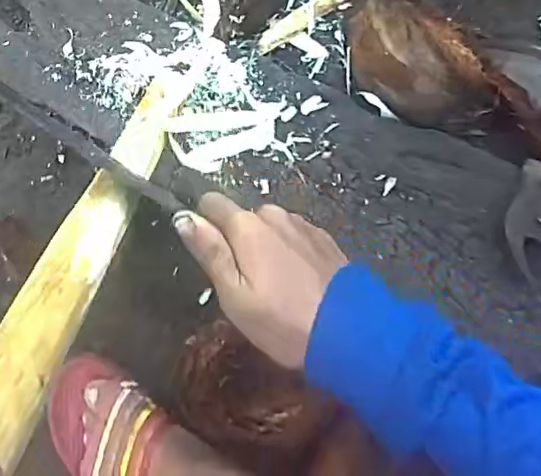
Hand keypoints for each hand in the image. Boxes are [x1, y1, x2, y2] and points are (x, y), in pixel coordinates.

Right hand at [173, 193, 347, 368]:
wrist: (358, 338)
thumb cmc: (285, 322)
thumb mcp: (235, 296)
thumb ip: (209, 251)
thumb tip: (182, 216)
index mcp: (245, 225)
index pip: (209, 201)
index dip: (203, 223)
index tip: (211, 254)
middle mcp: (271, 213)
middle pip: (240, 217)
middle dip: (237, 241)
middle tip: (247, 283)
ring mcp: (301, 224)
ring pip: (269, 227)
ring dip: (266, 246)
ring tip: (278, 286)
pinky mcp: (324, 238)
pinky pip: (294, 236)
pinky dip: (290, 252)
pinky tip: (301, 282)